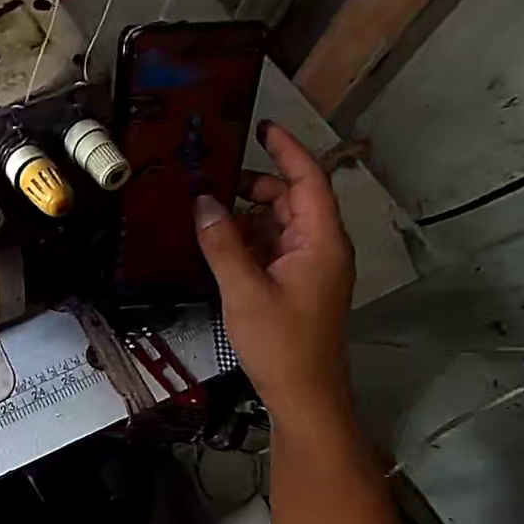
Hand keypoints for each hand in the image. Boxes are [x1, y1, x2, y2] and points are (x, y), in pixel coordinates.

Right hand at [194, 120, 354, 419]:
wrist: (303, 396)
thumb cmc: (282, 345)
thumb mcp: (244, 290)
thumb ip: (222, 243)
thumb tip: (203, 203)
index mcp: (321, 241)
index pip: (309, 179)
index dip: (287, 149)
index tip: (261, 127)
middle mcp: (320, 248)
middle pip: (291, 200)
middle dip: (255, 188)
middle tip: (213, 185)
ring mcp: (309, 268)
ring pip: (278, 226)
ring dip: (246, 218)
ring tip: (207, 218)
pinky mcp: (296, 285)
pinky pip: (271, 250)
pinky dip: (247, 243)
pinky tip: (218, 248)